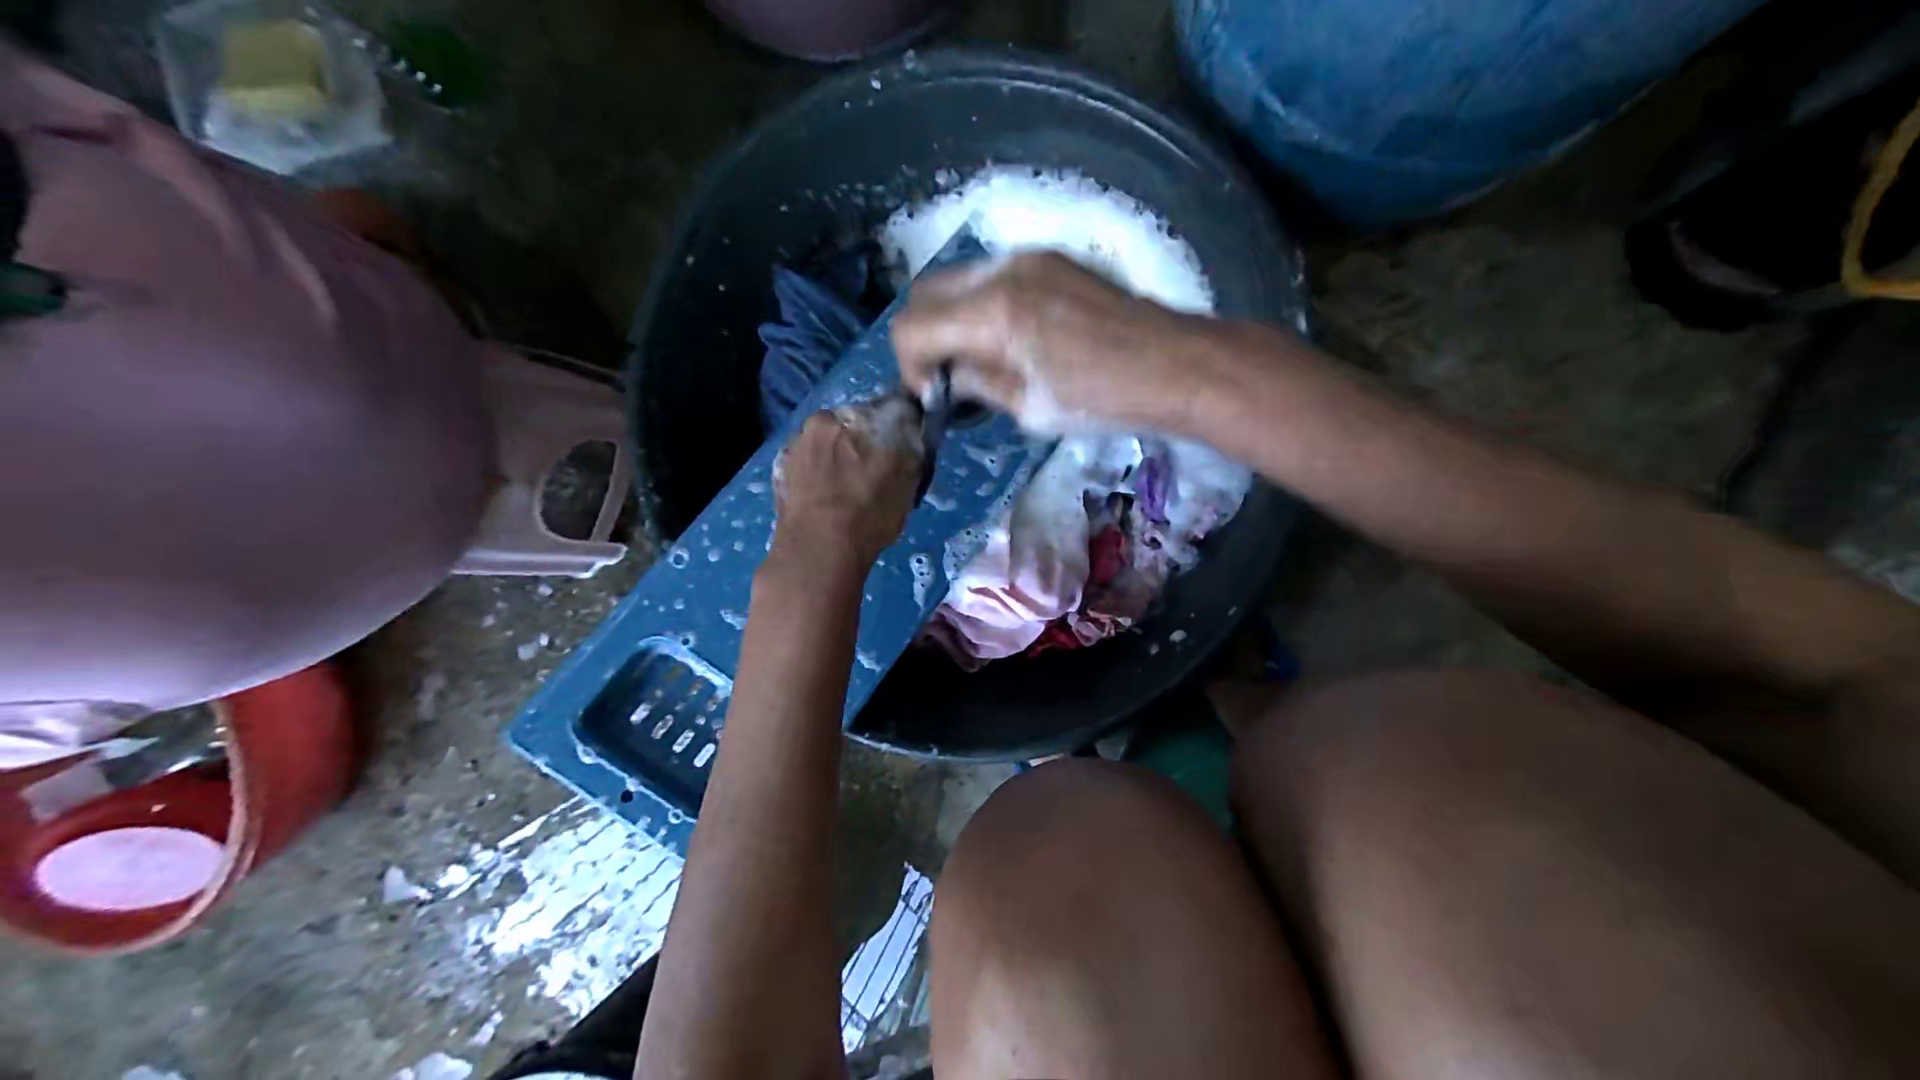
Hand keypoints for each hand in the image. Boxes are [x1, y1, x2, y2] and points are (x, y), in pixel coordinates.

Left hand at [770, 398, 922, 571]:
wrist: (818, 549)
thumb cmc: (870, 512)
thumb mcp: (908, 481)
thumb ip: (912, 449)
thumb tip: (910, 437)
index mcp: (859, 415)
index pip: (890, 412)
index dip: (901, 430)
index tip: (904, 451)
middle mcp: (825, 420)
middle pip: (854, 425)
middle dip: (865, 444)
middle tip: (875, 475)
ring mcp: (797, 443)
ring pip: (827, 445)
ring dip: (838, 459)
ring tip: (848, 493)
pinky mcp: (779, 470)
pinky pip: (808, 465)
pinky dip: (818, 476)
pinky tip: (826, 500)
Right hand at [891, 251, 1209, 433]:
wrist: (1173, 363)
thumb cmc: (1102, 398)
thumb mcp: (1028, 407)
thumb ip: (976, 383)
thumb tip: (947, 377)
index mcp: (993, 312)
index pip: (912, 326)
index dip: (909, 366)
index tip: (933, 393)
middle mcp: (1002, 270)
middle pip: (925, 292)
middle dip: (924, 337)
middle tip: (948, 376)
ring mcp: (1028, 258)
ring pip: (957, 280)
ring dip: (953, 319)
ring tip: (981, 358)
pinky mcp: (1050, 259)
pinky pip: (992, 276)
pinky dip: (981, 306)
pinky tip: (1010, 338)